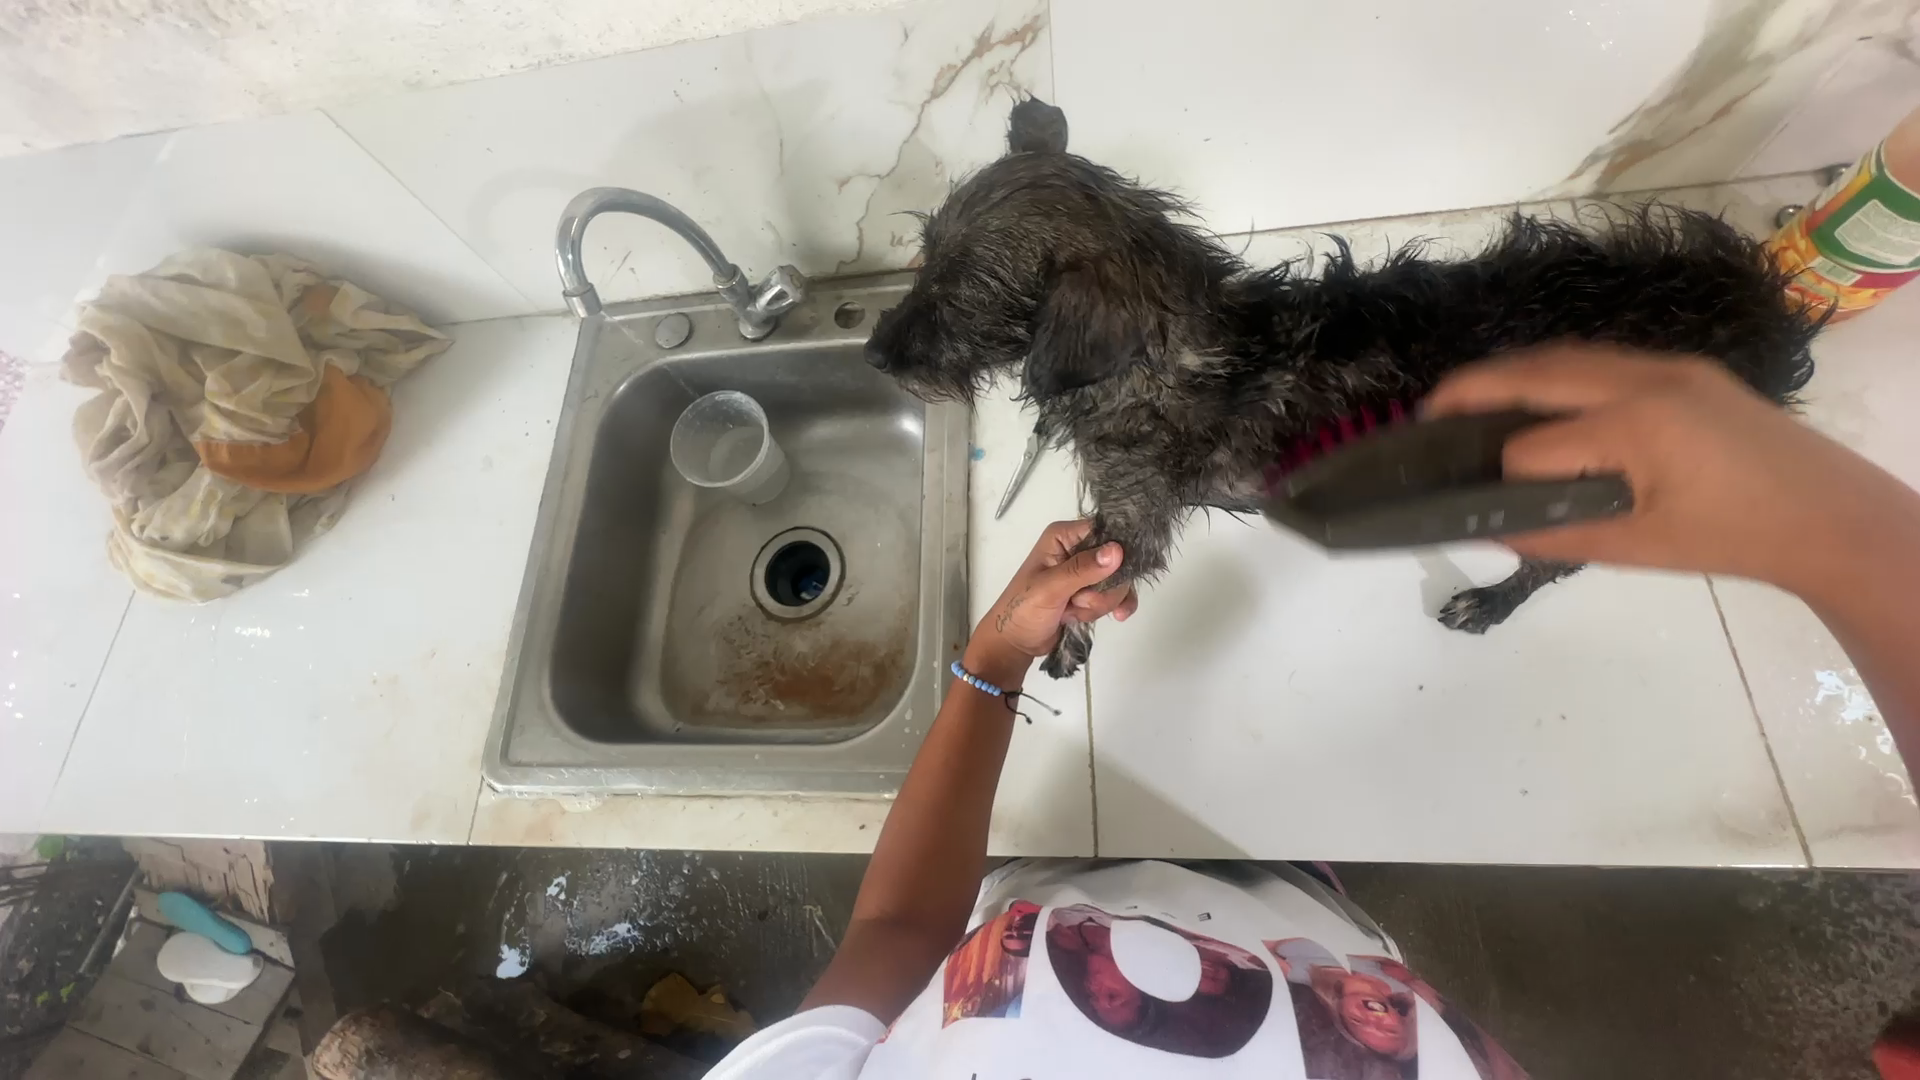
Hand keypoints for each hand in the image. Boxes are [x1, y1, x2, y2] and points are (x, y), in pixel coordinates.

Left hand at [965, 520, 1136, 688]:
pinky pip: (1118, 595)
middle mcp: (1077, 549)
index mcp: (1063, 537)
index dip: (1116, 550)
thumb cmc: (1022, 609)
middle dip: (1102, 588)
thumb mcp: (1050, 588)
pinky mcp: (1092, 592)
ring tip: (1072, 610)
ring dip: (1099, 603)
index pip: (1104, 531)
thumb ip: (1083, 569)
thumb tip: (1117, 551)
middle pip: (1117, 560)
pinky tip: (1117, 617)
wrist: (1016, 642)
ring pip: (1117, 582)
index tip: (1112, 574)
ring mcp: (1086, 572)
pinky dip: (1115, 607)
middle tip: (1076, 600)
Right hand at [1424, 344, 1906, 593]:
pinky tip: (1527, 393)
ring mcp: (1670, 368)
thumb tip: (1486, 531)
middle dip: (1470, 387)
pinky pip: (1595, 359)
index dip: (1505, 477)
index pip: (1533, 447)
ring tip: (1465, 398)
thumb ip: (1549, 537)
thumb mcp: (1633, 549)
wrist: (1837, 518)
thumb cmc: (1733, 539)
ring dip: (1507, 372)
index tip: (1489, 505)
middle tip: (1425, 412)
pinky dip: (1546, 371)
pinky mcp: (1683, 370)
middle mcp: (1648, 381)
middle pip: (1534, 373)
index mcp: (1637, 428)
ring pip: (1563, 355)